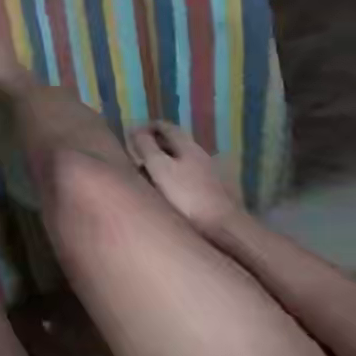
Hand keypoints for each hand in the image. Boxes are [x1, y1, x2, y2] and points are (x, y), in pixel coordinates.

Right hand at [131, 121, 243, 237]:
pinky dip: (173, 176)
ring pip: (181, 160)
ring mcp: (209, 174)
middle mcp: (200, 155)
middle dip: (154, 144)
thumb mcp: (158, 166)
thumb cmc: (185, 195)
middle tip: (135, 154)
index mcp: (187, 146)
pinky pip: (187, 176)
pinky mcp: (212, 191)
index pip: (165, 126)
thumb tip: (135, 129)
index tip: (131, 135)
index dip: (147, 127)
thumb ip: (144, 145)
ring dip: (163, 162)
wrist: (224, 229)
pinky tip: (164, 190)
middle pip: (174, 143)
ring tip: (145, 174)